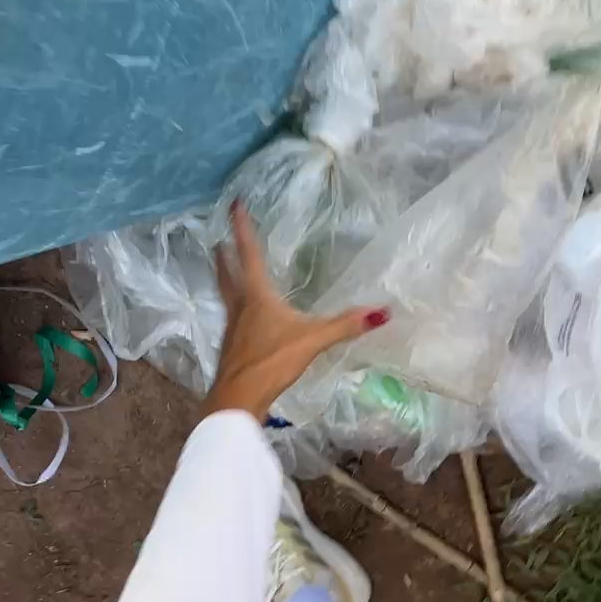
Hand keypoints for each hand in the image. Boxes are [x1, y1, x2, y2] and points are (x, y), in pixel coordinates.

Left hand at [203, 201, 388, 421]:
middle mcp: (240, 307)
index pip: (249, 255)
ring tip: (223, 269)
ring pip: (226, 295)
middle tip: (218, 239)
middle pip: (227, 274)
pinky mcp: (232, 348)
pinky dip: (235, 308)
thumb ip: (345, 326)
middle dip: (224, 255)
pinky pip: (233, 318)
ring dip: (224, 279)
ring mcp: (233, 328)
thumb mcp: (312, 340)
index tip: (234, 204)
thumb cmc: (272, 361)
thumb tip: (382, 312)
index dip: (242, 229)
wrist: (238, 396)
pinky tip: (243, 318)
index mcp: (257, 297)